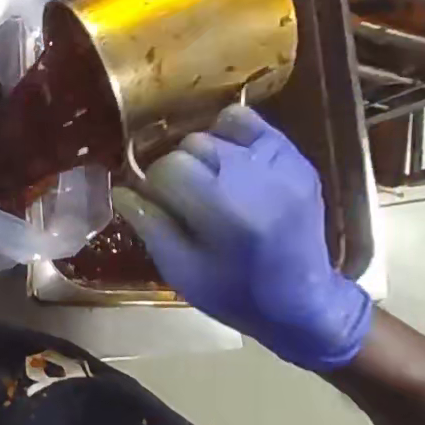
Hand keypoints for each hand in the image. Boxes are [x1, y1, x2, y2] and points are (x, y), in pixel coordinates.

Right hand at [113, 105, 371, 371]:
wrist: (303, 302)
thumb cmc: (235, 295)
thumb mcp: (181, 271)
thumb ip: (150, 226)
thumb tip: (122, 191)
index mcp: (225, 212)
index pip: (168, 168)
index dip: (153, 186)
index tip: (157, 208)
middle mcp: (255, 178)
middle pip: (190, 145)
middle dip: (177, 169)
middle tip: (182, 200)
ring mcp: (280, 163)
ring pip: (216, 131)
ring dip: (202, 154)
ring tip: (207, 185)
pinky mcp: (294, 158)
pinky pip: (249, 122)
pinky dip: (230, 135)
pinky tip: (229, 164)